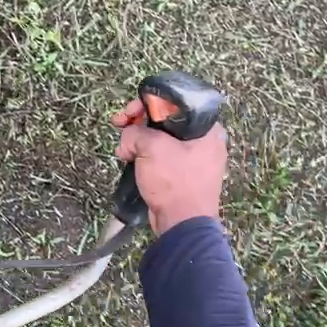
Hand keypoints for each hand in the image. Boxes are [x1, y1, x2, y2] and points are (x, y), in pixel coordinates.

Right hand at [113, 98, 227, 234]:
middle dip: (137, 124)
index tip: (128, 113)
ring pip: (158, 139)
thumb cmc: (174, 181)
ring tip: (123, 152)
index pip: (173, 104)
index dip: (147, 104)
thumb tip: (128, 136)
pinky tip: (128, 161)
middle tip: (119, 125)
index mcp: (207, 128)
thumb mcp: (152, 148)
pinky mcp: (180, 173)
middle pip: (163, 120)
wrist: (182, 222)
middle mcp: (203, 140)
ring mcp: (192, 158)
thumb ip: (136, 132)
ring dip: (136, 142)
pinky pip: (159, 156)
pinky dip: (142, 156)